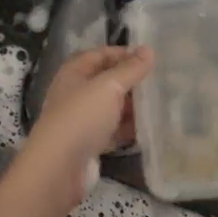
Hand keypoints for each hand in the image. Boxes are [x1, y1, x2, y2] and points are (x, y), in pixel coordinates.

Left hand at [17, 45, 153, 209]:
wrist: (59, 167)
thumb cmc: (83, 116)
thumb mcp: (109, 86)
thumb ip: (130, 68)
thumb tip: (148, 49)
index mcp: (75, 72)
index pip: (101, 54)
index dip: (123, 53)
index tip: (149, 58)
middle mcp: (76, 93)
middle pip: (106, 81)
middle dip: (130, 81)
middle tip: (158, 82)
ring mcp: (81, 120)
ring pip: (110, 107)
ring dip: (131, 107)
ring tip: (158, 105)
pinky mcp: (88, 143)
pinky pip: (111, 130)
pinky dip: (126, 129)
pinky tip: (146, 130)